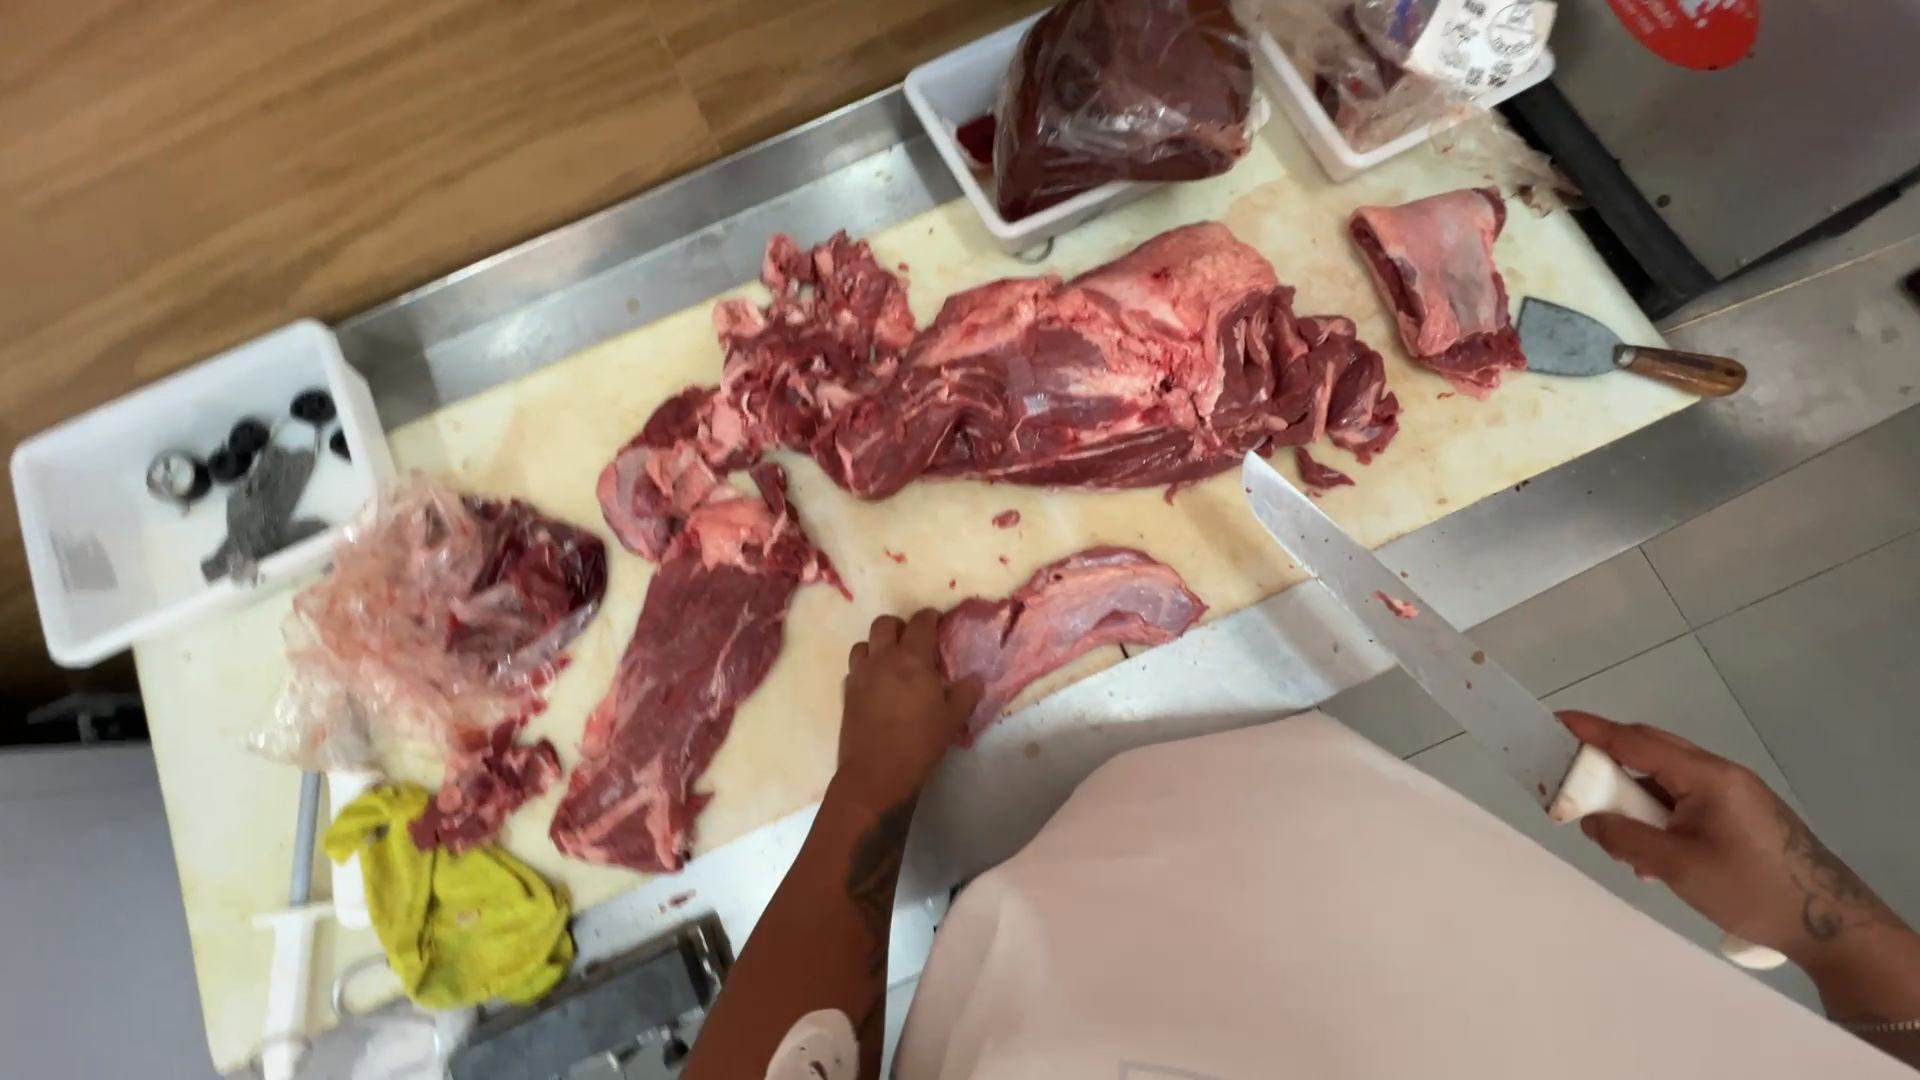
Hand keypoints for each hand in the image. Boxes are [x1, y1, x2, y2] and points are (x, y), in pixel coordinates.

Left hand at [833, 610, 983, 816]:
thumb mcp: (952, 719)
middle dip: (899, 625)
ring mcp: (861, 674)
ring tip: (891, 661)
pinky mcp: (847, 693)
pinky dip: (865, 668)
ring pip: (863, 643)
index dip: (929, 617)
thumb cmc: (920, 743)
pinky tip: (876, 685)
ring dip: (877, 645)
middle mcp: (883, 659)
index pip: (920, 623)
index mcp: (912, 659)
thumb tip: (976, 679)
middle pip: (884, 624)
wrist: (876, 773)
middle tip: (912, 640)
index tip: (936, 620)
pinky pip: (854, 668)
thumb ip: (966, 694)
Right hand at [1559, 710, 1905, 968]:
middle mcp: (1722, 776)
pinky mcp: (1740, 814)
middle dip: (1606, 761)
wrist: (1838, 932)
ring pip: (1663, 777)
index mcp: (1708, 778)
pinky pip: (1682, 799)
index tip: (1554, 721)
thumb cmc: (1755, 891)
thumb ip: (1621, 837)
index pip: (1635, 741)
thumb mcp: (1675, 867)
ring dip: (1632, 796)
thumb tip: (1590, 822)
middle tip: (1573, 778)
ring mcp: (1734, 794)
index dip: (1590, 729)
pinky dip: (1655, 812)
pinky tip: (1651, 850)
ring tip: (1617, 833)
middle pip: (1649, 750)